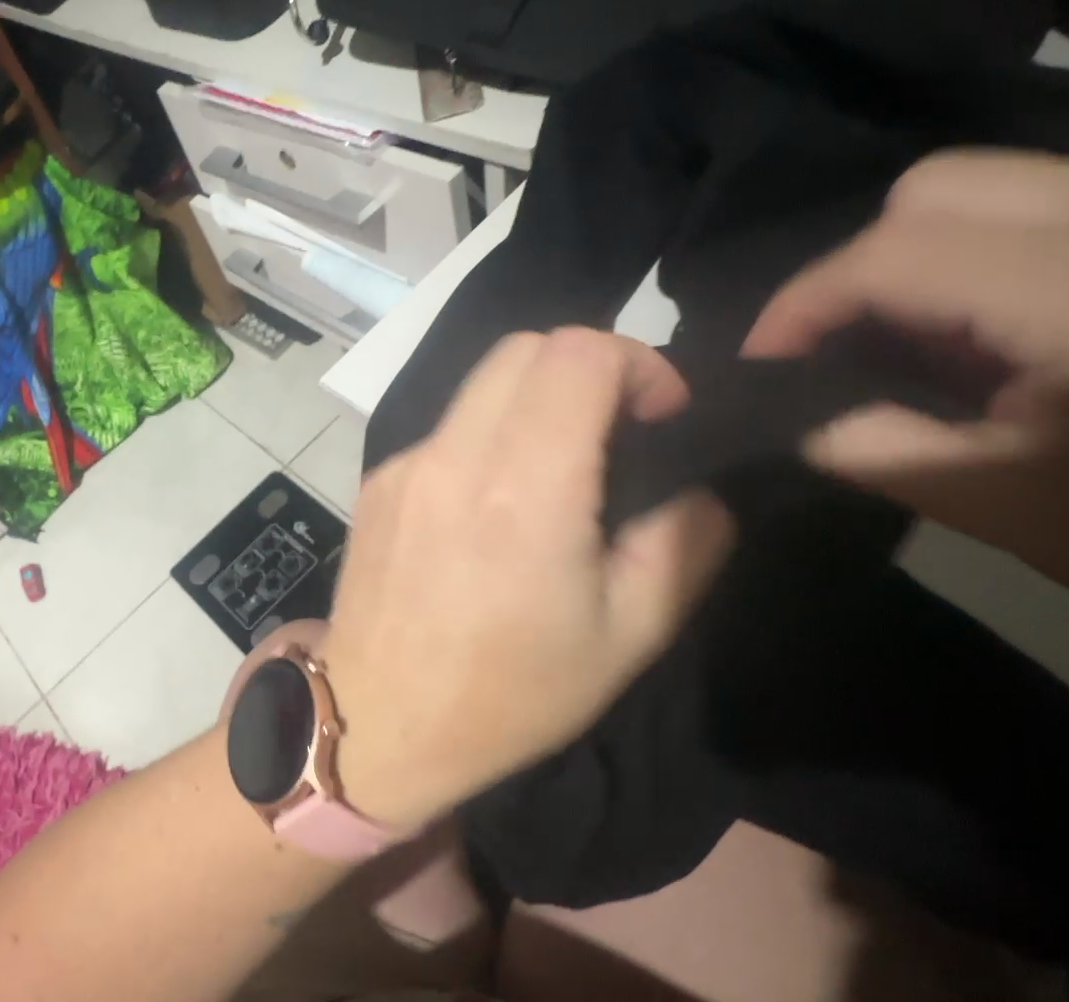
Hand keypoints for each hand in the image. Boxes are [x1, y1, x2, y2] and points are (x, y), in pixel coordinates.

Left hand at [321, 328, 734, 830]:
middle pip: (523, 348)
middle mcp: (452, 457)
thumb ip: (684, 540)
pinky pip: (444, 429)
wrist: (381, 721)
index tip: (658, 419)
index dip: (636, 364)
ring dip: (532, 402)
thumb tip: (694, 482)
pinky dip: (485, 437)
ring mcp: (403, 465)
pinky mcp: (374, 482)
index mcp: (523, 489)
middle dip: (585, 370)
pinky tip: (492, 504)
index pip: (578, 353)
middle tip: (616, 435)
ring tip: (557, 470)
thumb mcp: (630, 634)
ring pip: (479, 384)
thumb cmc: (510, 694)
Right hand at [743, 149, 1068, 616]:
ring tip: (913, 348)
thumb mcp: (1006, 505)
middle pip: (935, 189)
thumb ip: (869, 448)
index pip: (890, 254)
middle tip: (836, 349)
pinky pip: (1047, 210)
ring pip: (990, 190)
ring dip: (914, 261)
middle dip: (854, 267)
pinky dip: (979, 261)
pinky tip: (987, 337)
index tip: (762, 371)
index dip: (797, 308)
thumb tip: (781, 416)